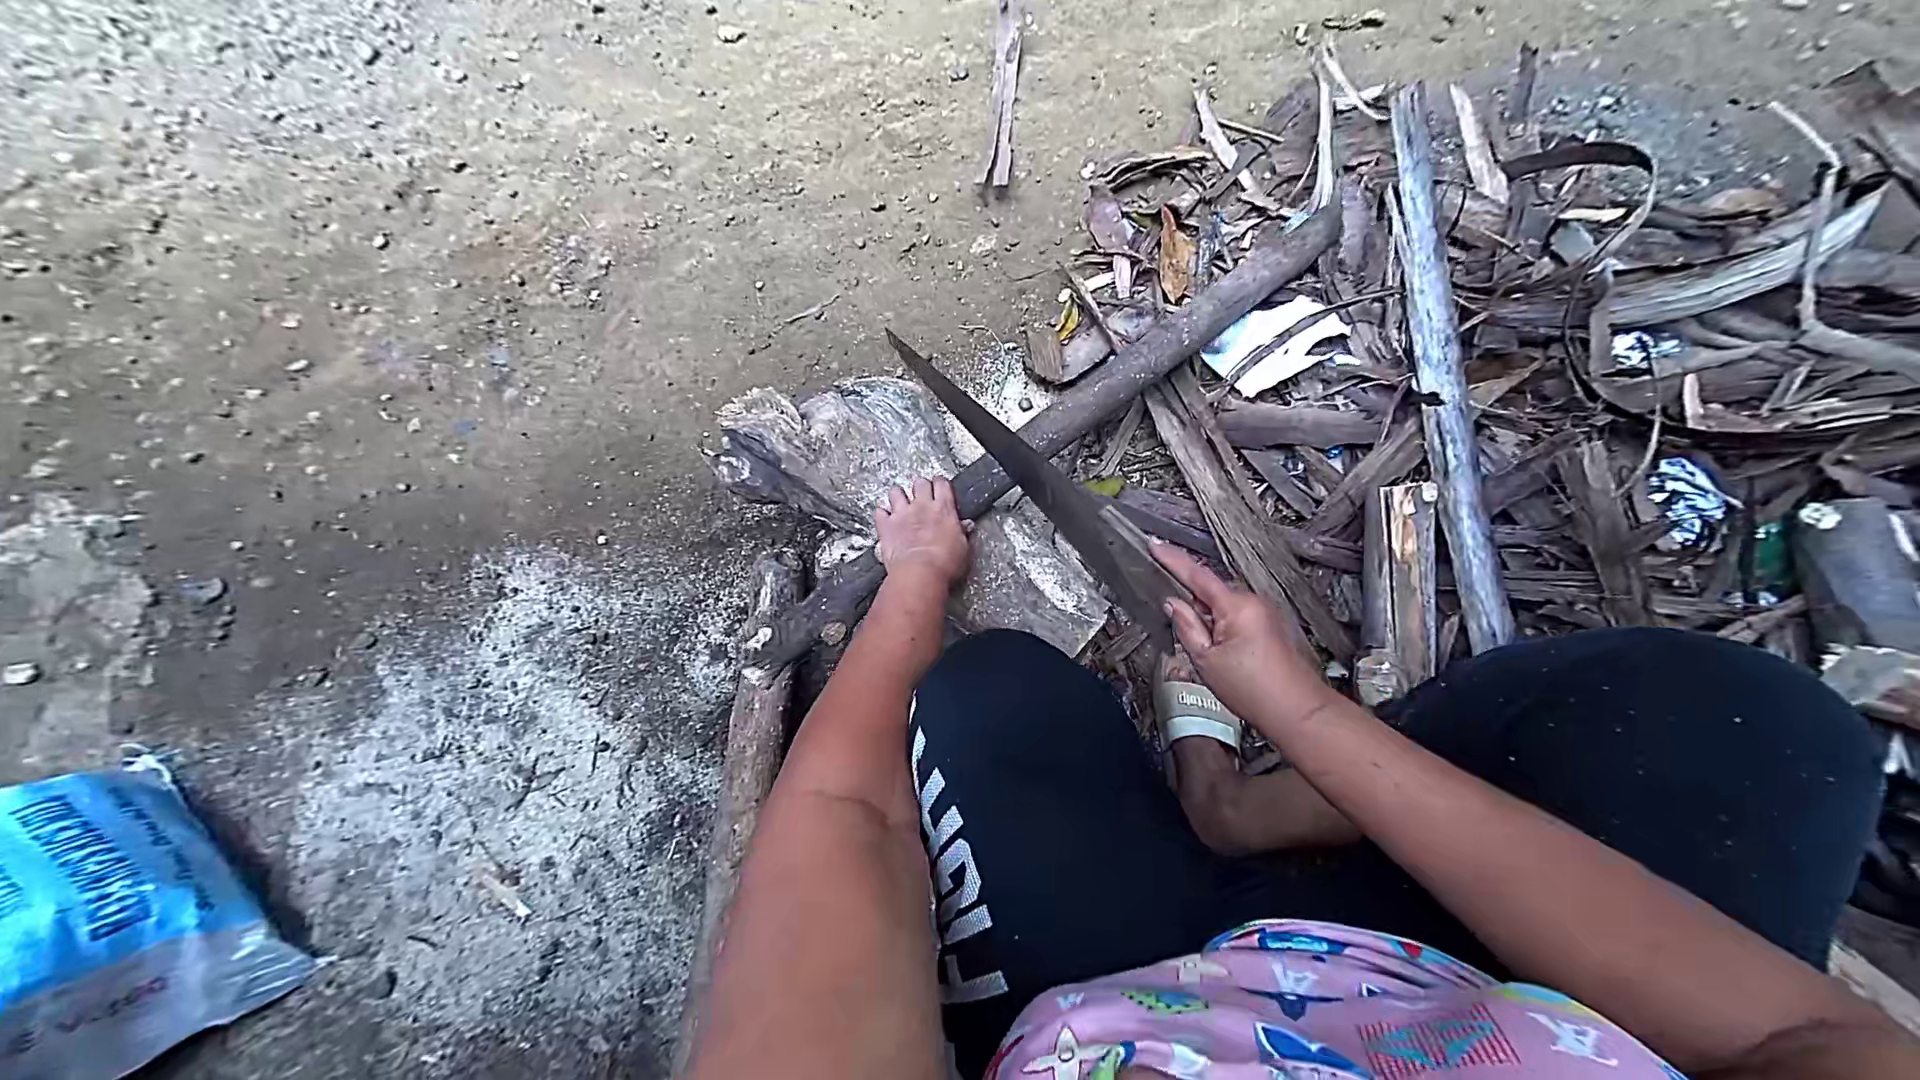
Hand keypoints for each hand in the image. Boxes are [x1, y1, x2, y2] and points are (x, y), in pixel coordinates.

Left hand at [874, 477, 969, 591]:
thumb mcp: (962, 548)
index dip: (940, 484)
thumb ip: (962, 533)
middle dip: (920, 487)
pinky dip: (882, 514)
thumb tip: (966, 526)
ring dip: (899, 496)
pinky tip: (885, 518)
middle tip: (921, 495)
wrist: (919, 573)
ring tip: (901, 503)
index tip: (940, 487)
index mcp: (943, 509)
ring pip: (896, 492)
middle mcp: (921, 506)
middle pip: (919, 483)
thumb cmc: (943, 563)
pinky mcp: (886, 526)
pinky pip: (880, 511)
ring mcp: (901, 514)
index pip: (942, 484)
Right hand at [1151, 541, 1329, 723]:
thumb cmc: (1256, 690)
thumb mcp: (1205, 659)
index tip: (1155, 545)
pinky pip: (1236, 618)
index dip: (1172, 559)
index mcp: (1236, 606)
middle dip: (1194, 611)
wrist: (1296, 711)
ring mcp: (1264, 612)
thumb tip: (1173, 604)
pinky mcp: (1269, 624)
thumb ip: (1185, 625)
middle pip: (1208, 594)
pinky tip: (1230, 658)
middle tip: (1195, 644)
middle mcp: (1253, 602)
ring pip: (1221, 608)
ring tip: (1217, 659)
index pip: (1196, 574)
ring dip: (1210, 625)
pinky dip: (1224, 631)